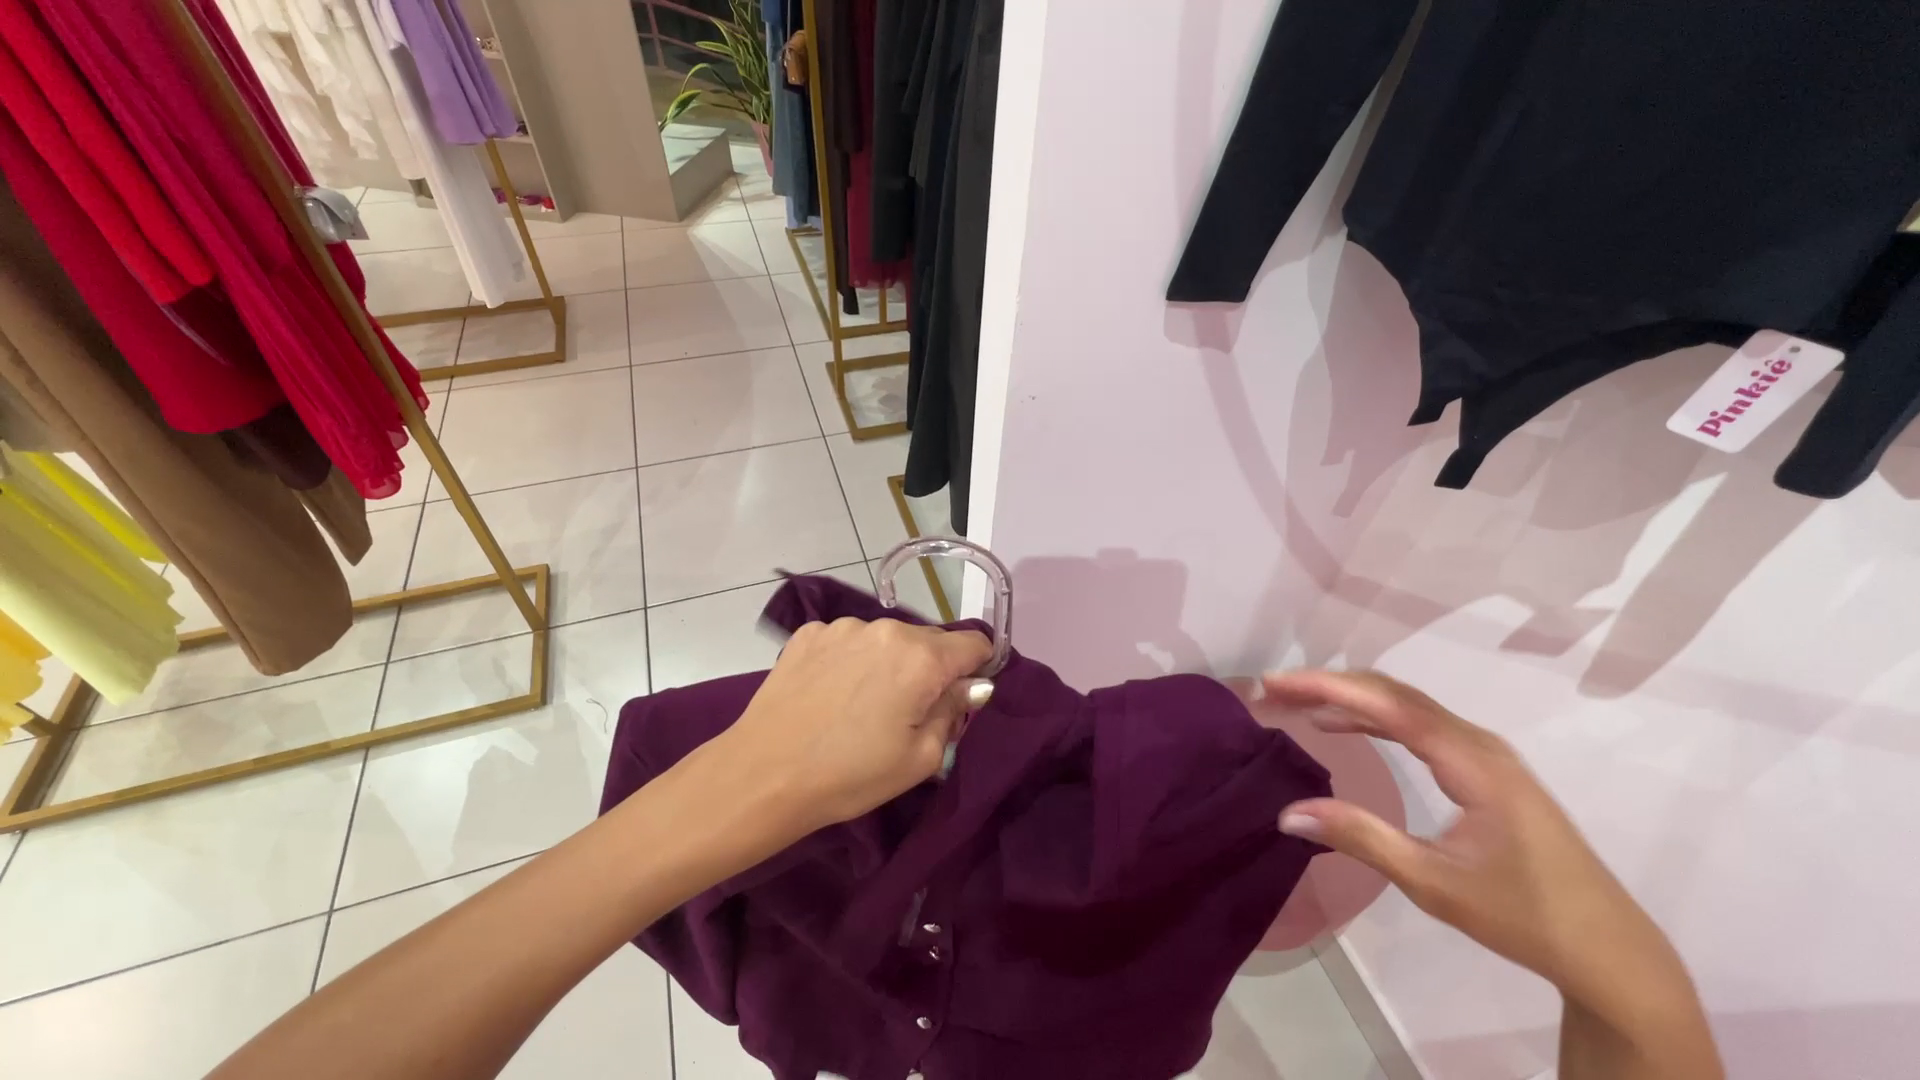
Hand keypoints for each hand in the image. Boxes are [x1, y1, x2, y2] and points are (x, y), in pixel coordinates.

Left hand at [708, 617, 992, 832]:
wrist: (763, 774)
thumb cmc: (851, 775)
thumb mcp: (921, 759)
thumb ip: (954, 712)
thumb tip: (970, 686)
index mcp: (921, 658)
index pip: (974, 644)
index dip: (977, 670)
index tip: (962, 697)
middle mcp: (885, 629)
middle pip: (929, 640)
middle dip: (931, 669)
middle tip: (909, 713)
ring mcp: (842, 627)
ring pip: (886, 640)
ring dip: (888, 663)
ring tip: (863, 706)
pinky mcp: (808, 633)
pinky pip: (848, 641)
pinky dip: (851, 661)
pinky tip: (831, 694)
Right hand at [1266, 671, 1697, 1023]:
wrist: (1608, 949)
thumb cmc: (1523, 916)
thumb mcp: (1433, 882)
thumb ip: (1362, 838)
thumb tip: (1288, 813)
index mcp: (1474, 763)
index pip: (1389, 706)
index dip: (1328, 687)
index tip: (1276, 684)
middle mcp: (1481, 745)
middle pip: (1396, 694)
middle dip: (1331, 685)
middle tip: (1275, 691)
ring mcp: (1488, 756)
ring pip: (1409, 707)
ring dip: (1352, 699)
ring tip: (1298, 704)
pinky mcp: (1489, 771)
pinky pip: (1423, 727)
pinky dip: (1377, 720)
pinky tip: (1346, 728)